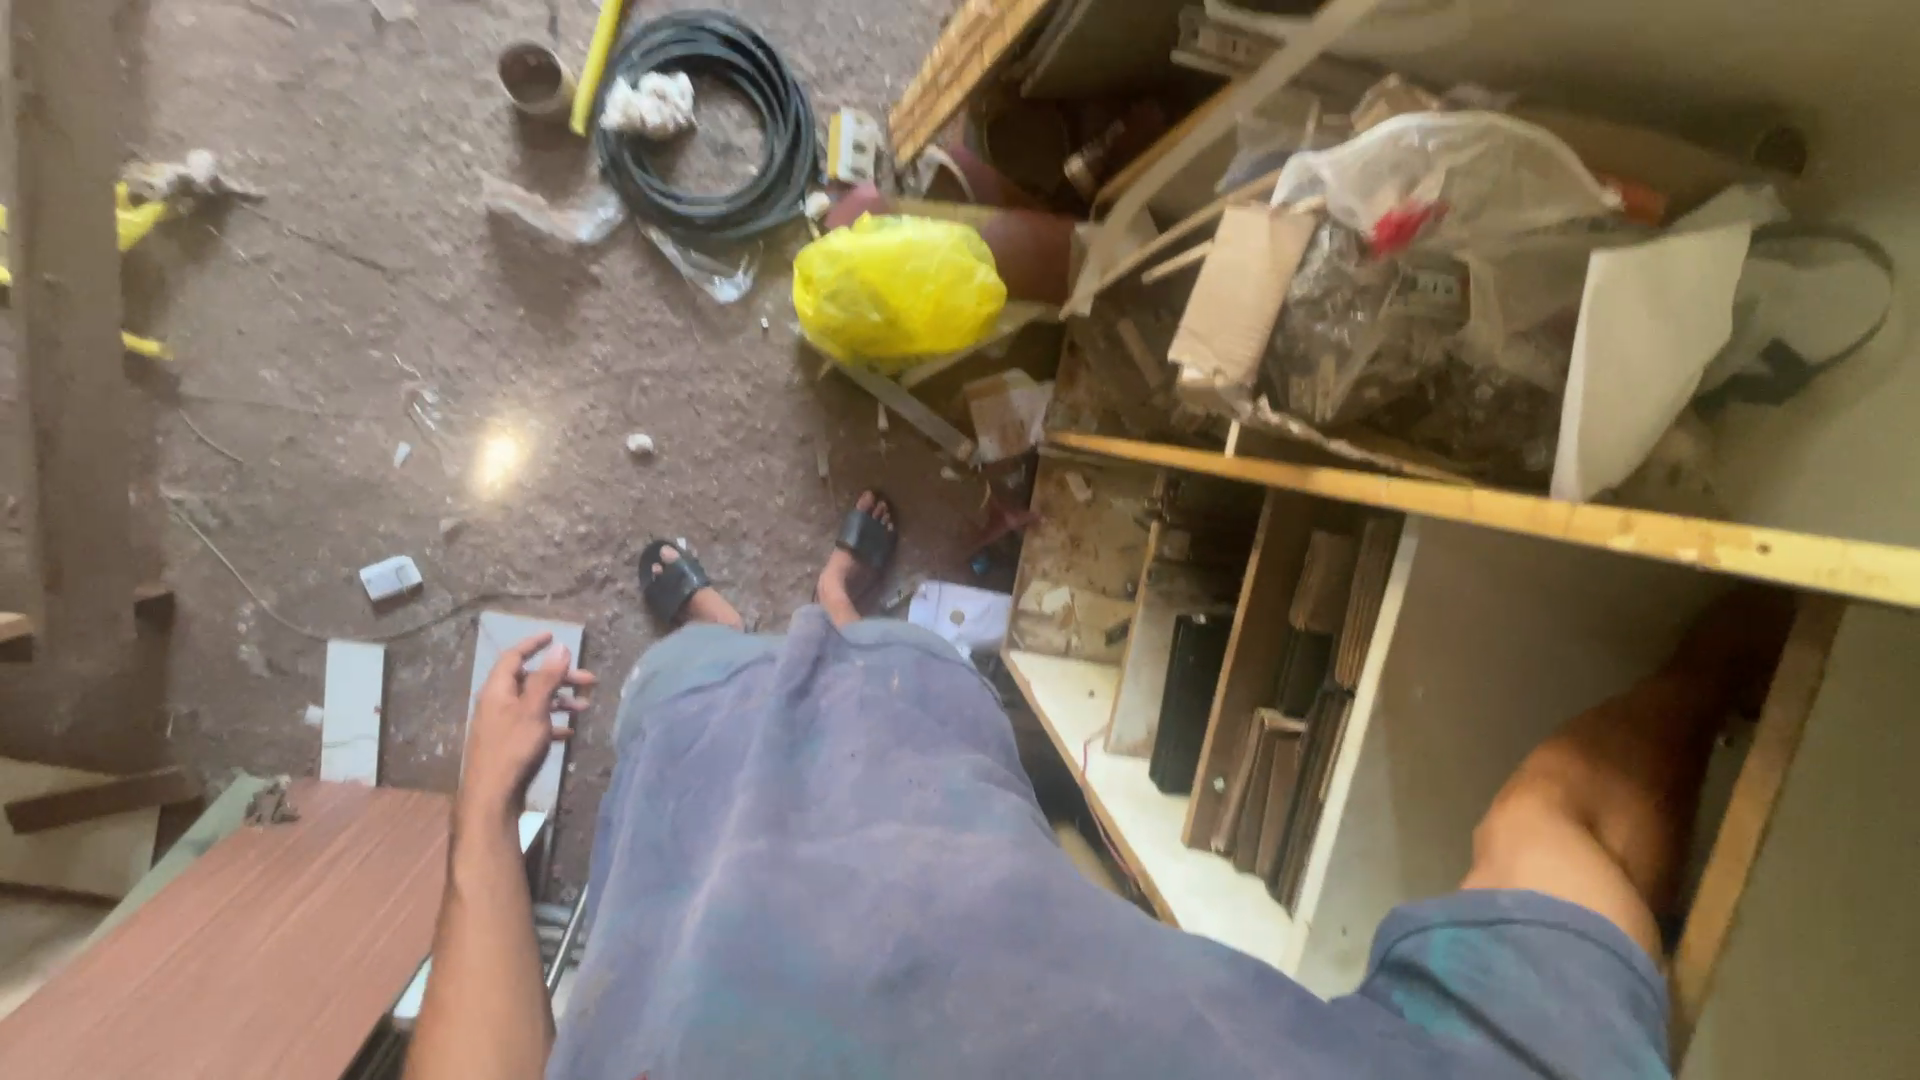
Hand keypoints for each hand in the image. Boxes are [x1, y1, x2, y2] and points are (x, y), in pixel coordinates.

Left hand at [459, 632, 595, 825]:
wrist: (492, 794)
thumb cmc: (513, 747)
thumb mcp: (534, 709)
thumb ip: (547, 678)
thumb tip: (560, 647)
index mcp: (497, 691)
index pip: (513, 657)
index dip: (532, 644)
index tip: (553, 636)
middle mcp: (497, 703)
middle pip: (530, 680)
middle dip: (559, 677)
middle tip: (588, 681)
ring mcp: (502, 723)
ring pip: (534, 702)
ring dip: (560, 701)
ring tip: (584, 708)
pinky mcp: (509, 742)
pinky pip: (533, 723)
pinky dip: (552, 722)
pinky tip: (568, 732)